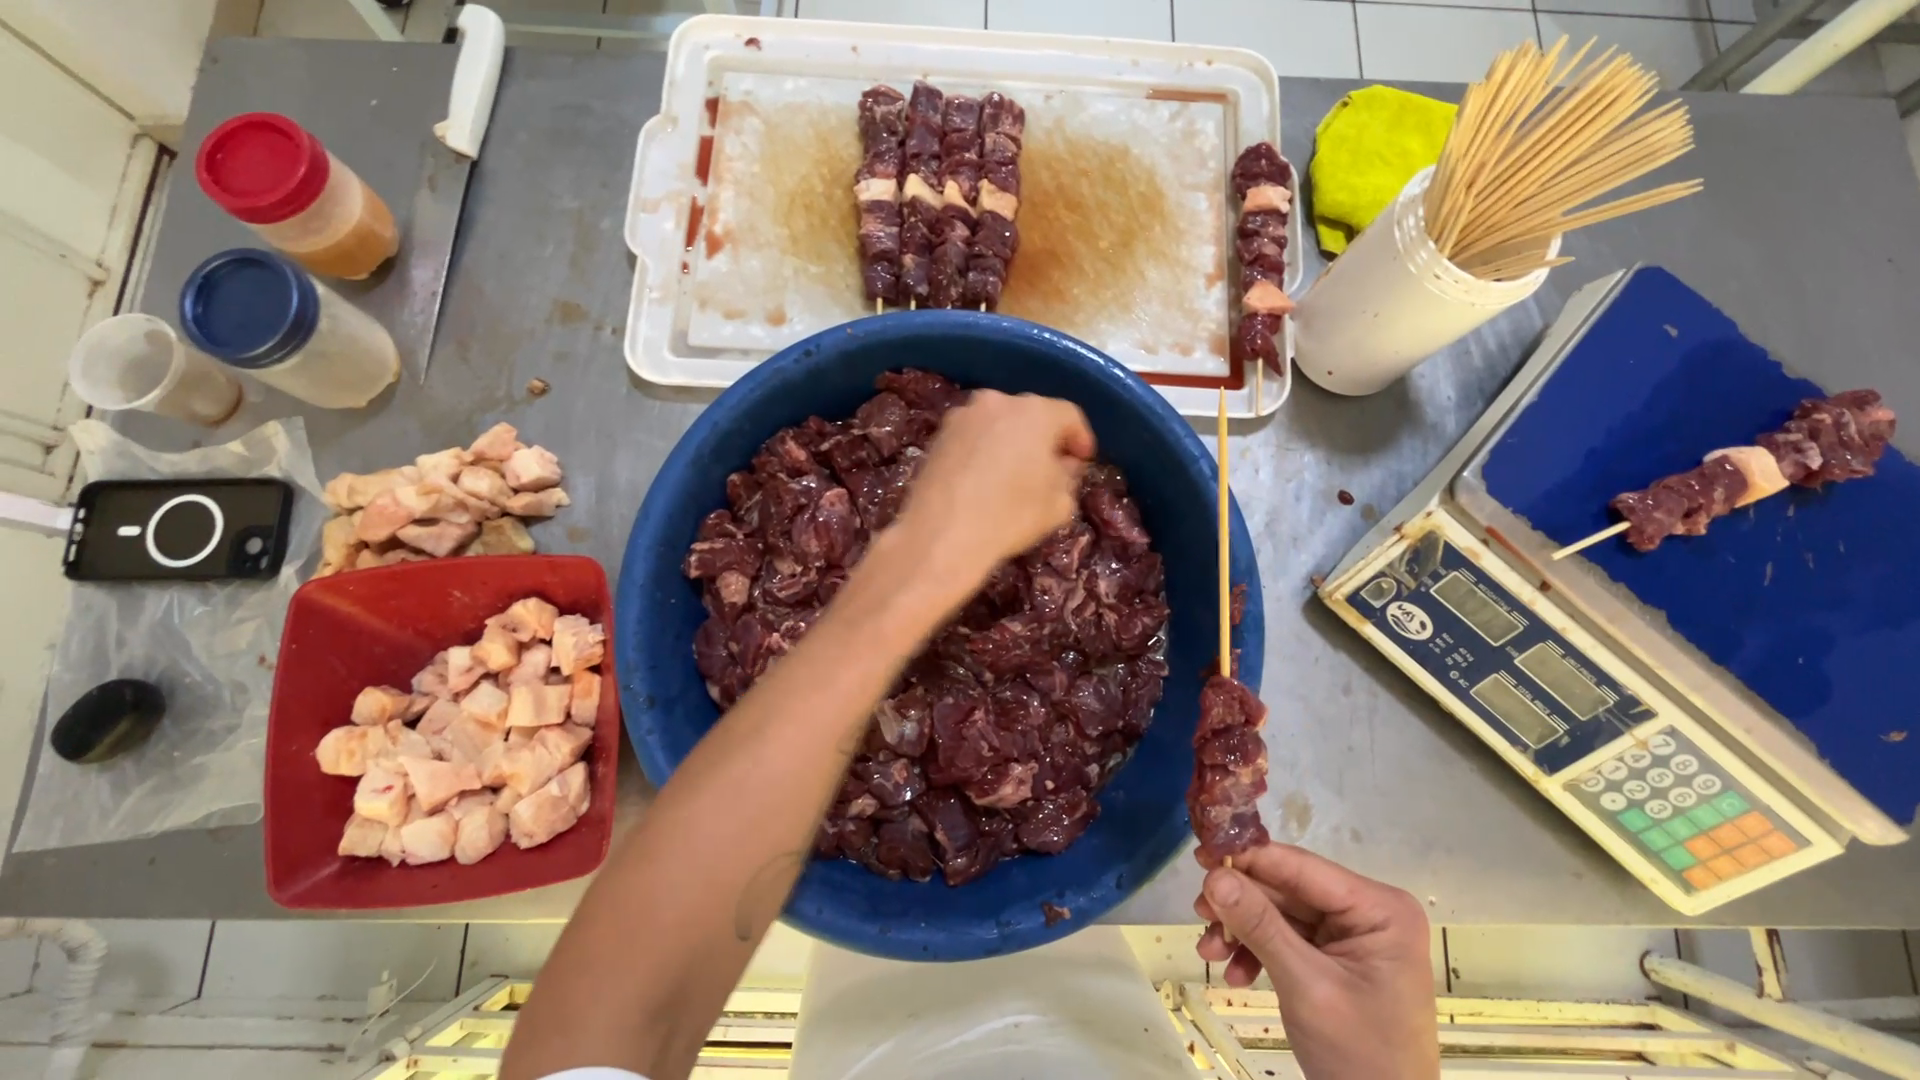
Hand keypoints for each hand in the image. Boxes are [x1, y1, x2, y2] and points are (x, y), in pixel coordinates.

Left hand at [892, 389, 1094, 587]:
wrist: (942, 533)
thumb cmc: (1010, 516)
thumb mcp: (1058, 504)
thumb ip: (1069, 476)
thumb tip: (1062, 465)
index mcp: (1036, 412)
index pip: (1069, 415)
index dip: (1080, 438)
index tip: (1083, 460)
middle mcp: (998, 402)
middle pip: (1032, 414)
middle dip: (1044, 438)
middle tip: (1051, 466)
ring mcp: (963, 416)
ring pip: (998, 423)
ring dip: (1011, 441)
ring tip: (1015, 473)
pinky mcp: (938, 435)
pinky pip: (973, 436)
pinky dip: (984, 450)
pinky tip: (985, 478)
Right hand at [1194, 844, 1438, 1079]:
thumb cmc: (1360, 1054)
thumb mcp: (1306, 986)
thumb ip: (1260, 925)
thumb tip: (1213, 876)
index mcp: (1378, 908)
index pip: (1300, 867)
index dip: (1247, 857)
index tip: (1200, 856)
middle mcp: (1367, 911)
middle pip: (1285, 889)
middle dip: (1240, 905)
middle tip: (1197, 914)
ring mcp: (1351, 935)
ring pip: (1278, 913)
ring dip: (1241, 931)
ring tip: (1209, 951)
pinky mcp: (1335, 958)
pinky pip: (1285, 939)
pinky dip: (1255, 952)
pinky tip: (1234, 974)